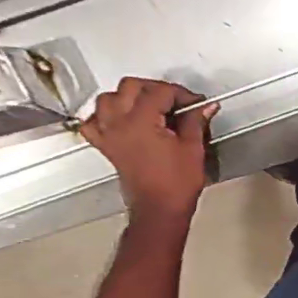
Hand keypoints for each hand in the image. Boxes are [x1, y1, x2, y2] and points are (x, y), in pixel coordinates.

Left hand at [80, 78, 217, 224]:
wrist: (159, 210)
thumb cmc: (175, 185)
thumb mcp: (192, 148)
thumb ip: (195, 121)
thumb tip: (205, 107)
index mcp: (141, 122)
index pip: (160, 92)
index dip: (181, 93)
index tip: (194, 103)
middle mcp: (120, 124)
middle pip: (130, 87)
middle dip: (154, 88)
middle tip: (174, 100)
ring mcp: (109, 135)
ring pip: (107, 99)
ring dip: (126, 96)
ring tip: (147, 104)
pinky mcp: (107, 147)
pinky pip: (92, 124)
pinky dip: (101, 117)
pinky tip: (118, 118)